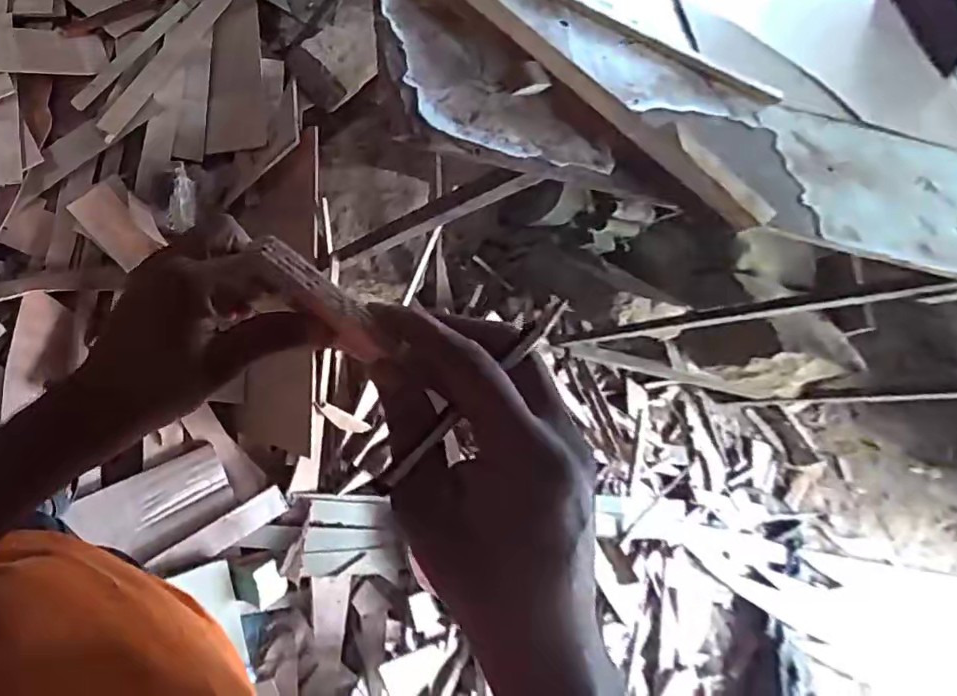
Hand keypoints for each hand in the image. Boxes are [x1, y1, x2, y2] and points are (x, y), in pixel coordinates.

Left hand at [66, 216, 322, 438]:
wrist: (99, 404)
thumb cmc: (159, 389)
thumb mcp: (220, 364)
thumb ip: (271, 337)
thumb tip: (321, 328)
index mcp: (191, 278)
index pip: (252, 259)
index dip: (284, 275)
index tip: (302, 297)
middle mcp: (171, 260)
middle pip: (224, 233)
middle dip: (251, 259)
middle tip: (264, 298)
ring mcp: (154, 267)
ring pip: (205, 244)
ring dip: (230, 266)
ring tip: (241, 311)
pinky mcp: (146, 279)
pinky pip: (187, 259)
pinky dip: (208, 273)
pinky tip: (214, 313)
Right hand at [367, 306, 612, 693]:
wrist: (544, 642)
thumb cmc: (476, 582)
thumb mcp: (424, 503)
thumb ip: (407, 423)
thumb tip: (384, 361)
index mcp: (527, 453)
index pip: (473, 363)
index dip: (423, 330)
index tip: (381, 314)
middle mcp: (564, 435)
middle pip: (510, 347)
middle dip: (452, 328)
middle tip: (402, 331)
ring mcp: (576, 441)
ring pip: (522, 363)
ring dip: (469, 350)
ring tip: (417, 358)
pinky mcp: (572, 450)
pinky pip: (527, 390)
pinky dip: (486, 377)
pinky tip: (449, 393)